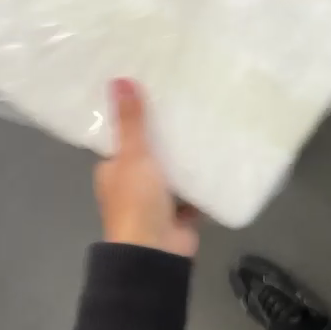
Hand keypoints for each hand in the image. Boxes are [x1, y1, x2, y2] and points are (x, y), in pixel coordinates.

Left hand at [95, 78, 198, 257]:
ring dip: (185, 163)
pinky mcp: (180, 216)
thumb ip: (131, 121)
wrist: (155, 250)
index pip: (122, 142)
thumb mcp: (132, 155)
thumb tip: (119, 79)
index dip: (135, 124)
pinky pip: (193, 195)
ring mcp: (157, 203)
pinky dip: (203, 185)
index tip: (153, 100)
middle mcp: (132, 187)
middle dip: (165, 142)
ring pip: (173, 176)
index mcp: (112, 172)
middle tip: (187, 112)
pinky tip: (218, 165)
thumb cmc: (137, 202)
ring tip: (206, 132)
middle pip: (150, 158)